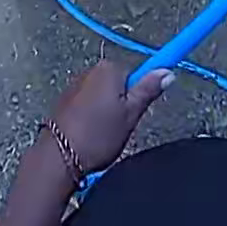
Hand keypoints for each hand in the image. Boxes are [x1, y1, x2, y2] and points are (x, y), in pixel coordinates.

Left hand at [42, 60, 172, 174]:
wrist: (58, 156)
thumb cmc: (97, 135)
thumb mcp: (130, 115)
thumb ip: (148, 90)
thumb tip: (167, 72)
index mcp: (110, 68)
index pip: (136, 73)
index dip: (139, 95)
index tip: (135, 111)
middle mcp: (92, 69)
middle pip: (119, 84)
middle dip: (123, 104)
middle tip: (121, 127)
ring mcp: (77, 83)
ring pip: (104, 95)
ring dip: (107, 111)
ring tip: (103, 134)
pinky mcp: (66, 99)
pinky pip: (88, 102)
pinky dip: (92, 115)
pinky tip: (90, 134)